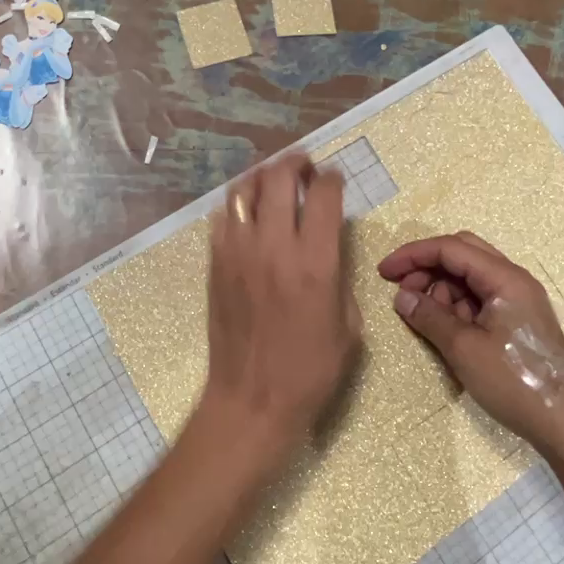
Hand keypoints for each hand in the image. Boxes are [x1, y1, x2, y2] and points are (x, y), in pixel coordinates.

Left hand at [200, 153, 359, 453]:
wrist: (251, 400)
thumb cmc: (309, 372)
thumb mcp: (349, 327)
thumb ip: (340, 277)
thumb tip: (329, 248)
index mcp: (314, 263)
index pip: (323, 195)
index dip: (332, 178)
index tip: (335, 178)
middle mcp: (273, 247)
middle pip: (279, 177)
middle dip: (296, 163)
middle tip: (304, 167)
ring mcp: (237, 252)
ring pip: (244, 189)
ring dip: (262, 176)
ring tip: (274, 181)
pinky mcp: (215, 263)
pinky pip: (223, 217)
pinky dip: (238, 205)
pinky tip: (249, 215)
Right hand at [379, 233, 563, 460]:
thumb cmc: (515, 382)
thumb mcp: (464, 349)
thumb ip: (429, 316)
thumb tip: (401, 296)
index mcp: (505, 279)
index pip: (450, 248)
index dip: (412, 255)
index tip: (384, 273)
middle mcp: (514, 280)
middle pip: (462, 253)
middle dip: (427, 267)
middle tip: (402, 292)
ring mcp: (519, 300)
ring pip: (470, 276)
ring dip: (441, 288)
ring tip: (424, 317)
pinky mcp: (518, 320)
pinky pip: (480, 297)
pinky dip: (456, 305)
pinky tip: (446, 328)